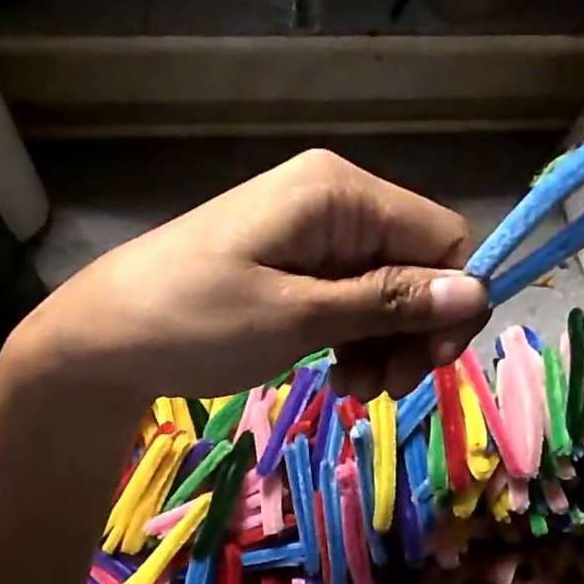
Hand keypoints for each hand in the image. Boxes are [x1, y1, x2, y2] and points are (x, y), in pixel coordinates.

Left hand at [9, 149, 489, 405]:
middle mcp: (333, 203)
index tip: (431, 365)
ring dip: (382, 345)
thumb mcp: (299, 316)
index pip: (440, 238)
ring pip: (384, 291)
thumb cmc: (197, 320)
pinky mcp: (290, 269)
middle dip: (413, 331)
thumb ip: (389, 301)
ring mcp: (309, 236)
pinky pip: (346, 302)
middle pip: (414, 267)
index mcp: (340, 193)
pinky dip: (352, 341)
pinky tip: (336, 377)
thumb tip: (478, 291)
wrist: (105, 338)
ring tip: (350, 390)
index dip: (451, 303)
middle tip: (388, 390)